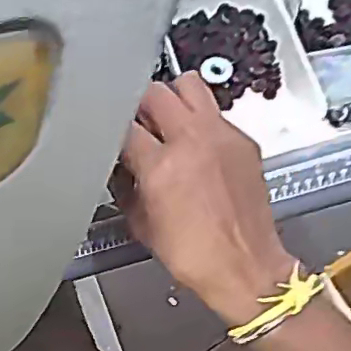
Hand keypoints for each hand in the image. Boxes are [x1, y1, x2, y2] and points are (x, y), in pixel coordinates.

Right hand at [118, 74, 297, 324]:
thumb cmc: (196, 255)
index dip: (110, 132)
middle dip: (138, 107)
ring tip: (164, 123)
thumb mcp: (142, 226)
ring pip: (190, 85)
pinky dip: (198, 121)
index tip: (108, 140)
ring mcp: (222, 135)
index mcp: (162, 166)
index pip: (123, 126)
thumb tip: (120, 171)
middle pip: (155, 92)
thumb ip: (126, 189)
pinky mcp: (243, 139)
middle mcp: (193, 141)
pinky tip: (192, 147)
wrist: (241, 265)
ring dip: (171, 99)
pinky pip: (214, 112)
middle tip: (133, 126)